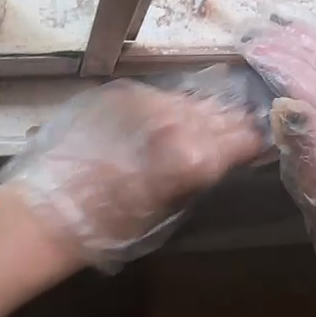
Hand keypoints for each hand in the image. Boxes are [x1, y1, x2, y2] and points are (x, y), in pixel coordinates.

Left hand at [0, 75, 262, 268]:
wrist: (55, 207)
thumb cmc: (113, 225)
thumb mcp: (169, 207)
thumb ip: (198, 175)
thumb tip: (220, 156)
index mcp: (193, 156)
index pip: (238, 139)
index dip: (251, 138)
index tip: (261, 136)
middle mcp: (175, 120)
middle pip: (215, 114)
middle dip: (229, 120)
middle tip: (243, 122)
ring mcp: (148, 100)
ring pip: (187, 99)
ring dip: (201, 109)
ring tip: (213, 114)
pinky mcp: (124, 91)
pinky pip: (159, 94)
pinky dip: (171, 103)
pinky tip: (175, 111)